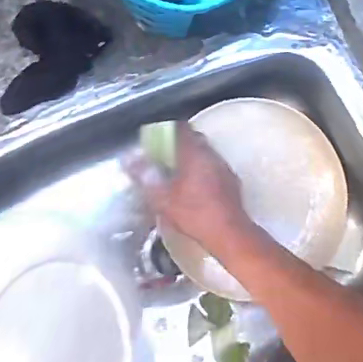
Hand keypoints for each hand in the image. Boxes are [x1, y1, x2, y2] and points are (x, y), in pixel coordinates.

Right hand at [124, 121, 254, 253]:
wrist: (229, 233)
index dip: (169, 128)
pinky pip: (215, 167)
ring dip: (194, 157)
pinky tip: (197, 186)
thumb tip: (130, 160)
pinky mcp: (232, 180)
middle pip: (196, 138)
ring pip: (207, 153)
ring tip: (179, 171)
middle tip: (165, 154)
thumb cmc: (194, 214)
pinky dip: (205, 170)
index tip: (158, 135)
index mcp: (194, 154)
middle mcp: (211, 155)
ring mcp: (224, 167)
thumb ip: (145, 177)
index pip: (182, 129)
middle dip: (181, 143)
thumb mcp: (163, 199)